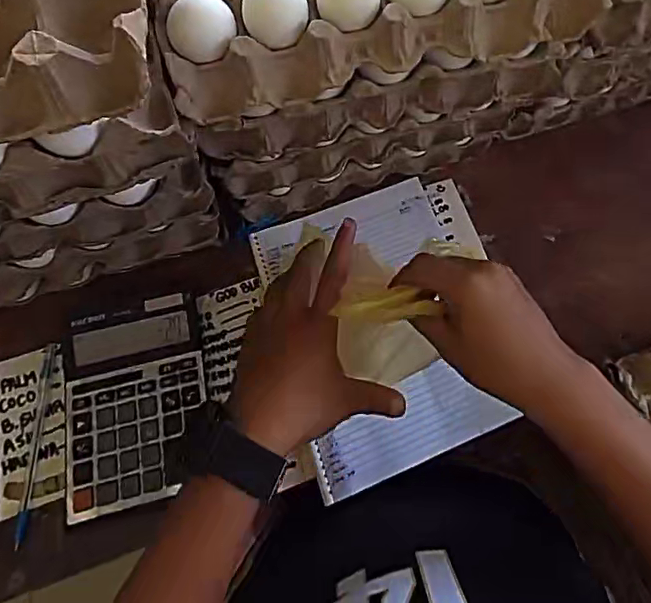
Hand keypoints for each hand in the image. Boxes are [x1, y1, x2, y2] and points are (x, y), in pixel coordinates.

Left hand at [228, 220, 405, 456]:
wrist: (256, 426)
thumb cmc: (304, 407)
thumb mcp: (344, 401)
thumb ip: (374, 397)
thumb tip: (401, 404)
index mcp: (317, 324)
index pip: (333, 277)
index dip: (341, 249)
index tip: (345, 225)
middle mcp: (291, 316)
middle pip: (300, 274)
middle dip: (310, 254)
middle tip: (318, 241)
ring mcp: (266, 325)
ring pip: (277, 288)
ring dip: (288, 274)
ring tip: (295, 270)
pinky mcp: (249, 339)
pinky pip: (260, 310)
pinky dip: (269, 301)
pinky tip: (270, 308)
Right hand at [389, 255, 592, 415]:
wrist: (549, 374)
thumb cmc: (497, 366)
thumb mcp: (450, 345)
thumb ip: (424, 318)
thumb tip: (410, 305)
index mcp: (465, 281)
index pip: (422, 266)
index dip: (403, 279)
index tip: (393, 296)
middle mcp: (482, 267)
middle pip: (439, 261)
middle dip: (421, 278)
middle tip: (410, 303)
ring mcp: (499, 270)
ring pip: (457, 265)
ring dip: (441, 279)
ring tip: (435, 308)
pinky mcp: (510, 278)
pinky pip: (474, 272)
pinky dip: (459, 282)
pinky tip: (459, 308)